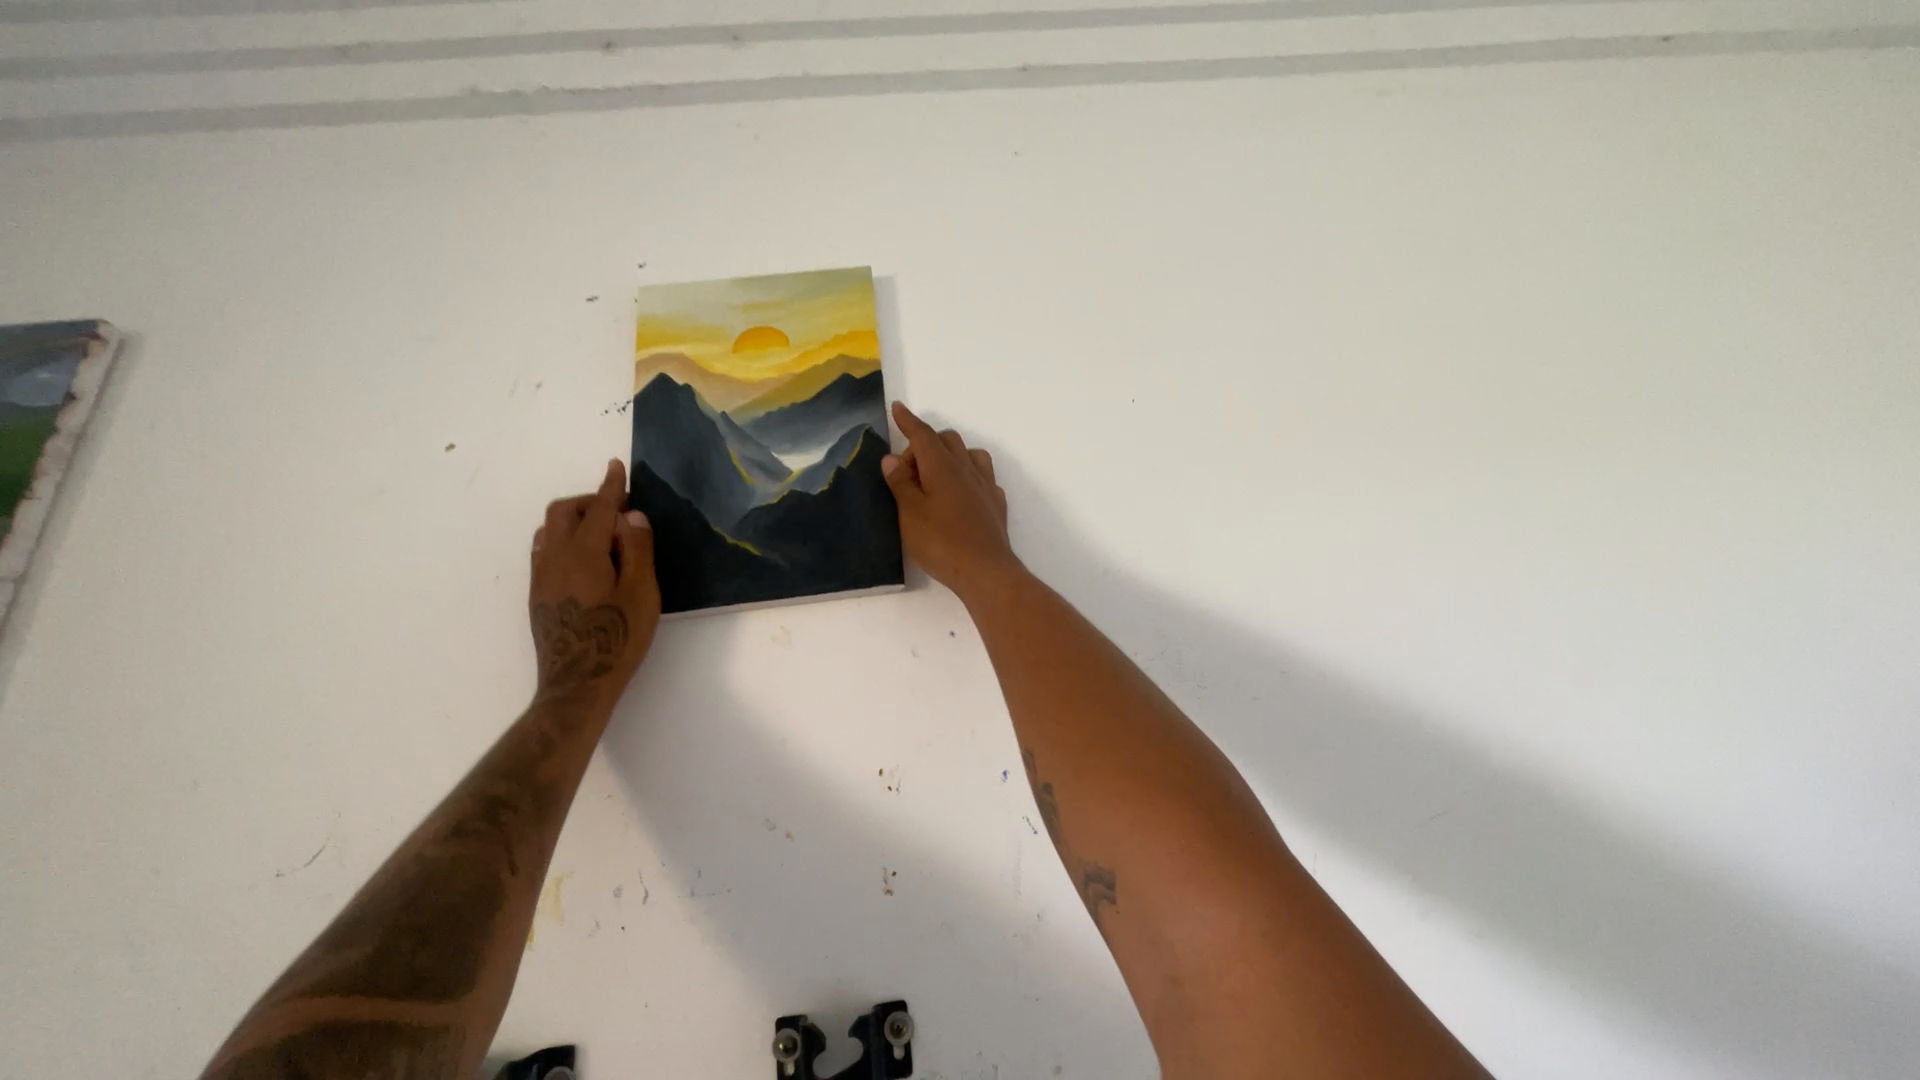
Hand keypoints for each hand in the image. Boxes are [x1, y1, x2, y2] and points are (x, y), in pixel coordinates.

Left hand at [529, 459, 659, 701]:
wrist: (577, 682)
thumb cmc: (619, 638)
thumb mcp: (643, 593)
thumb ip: (638, 550)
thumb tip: (631, 516)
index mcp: (584, 552)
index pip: (599, 508)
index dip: (611, 486)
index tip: (616, 467)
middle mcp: (555, 557)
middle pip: (564, 511)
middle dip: (590, 501)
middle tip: (619, 512)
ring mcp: (541, 576)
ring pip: (549, 530)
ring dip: (574, 520)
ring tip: (602, 535)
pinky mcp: (537, 594)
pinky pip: (544, 550)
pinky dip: (563, 539)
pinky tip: (583, 559)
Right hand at [882, 401, 1023, 601]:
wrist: (985, 571)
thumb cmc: (941, 542)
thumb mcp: (910, 513)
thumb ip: (901, 483)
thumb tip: (893, 458)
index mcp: (942, 466)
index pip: (922, 435)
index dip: (908, 421)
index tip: (898, 408)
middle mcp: (967, 468)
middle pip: (947, 440)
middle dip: (926, 443)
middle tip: (908, 470)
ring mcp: (985, 485)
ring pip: (970, 454)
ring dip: (952, 455)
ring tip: (936, 477)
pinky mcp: (996, 504)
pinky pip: (983, 476)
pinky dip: (969, 475)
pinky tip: (962, 493)